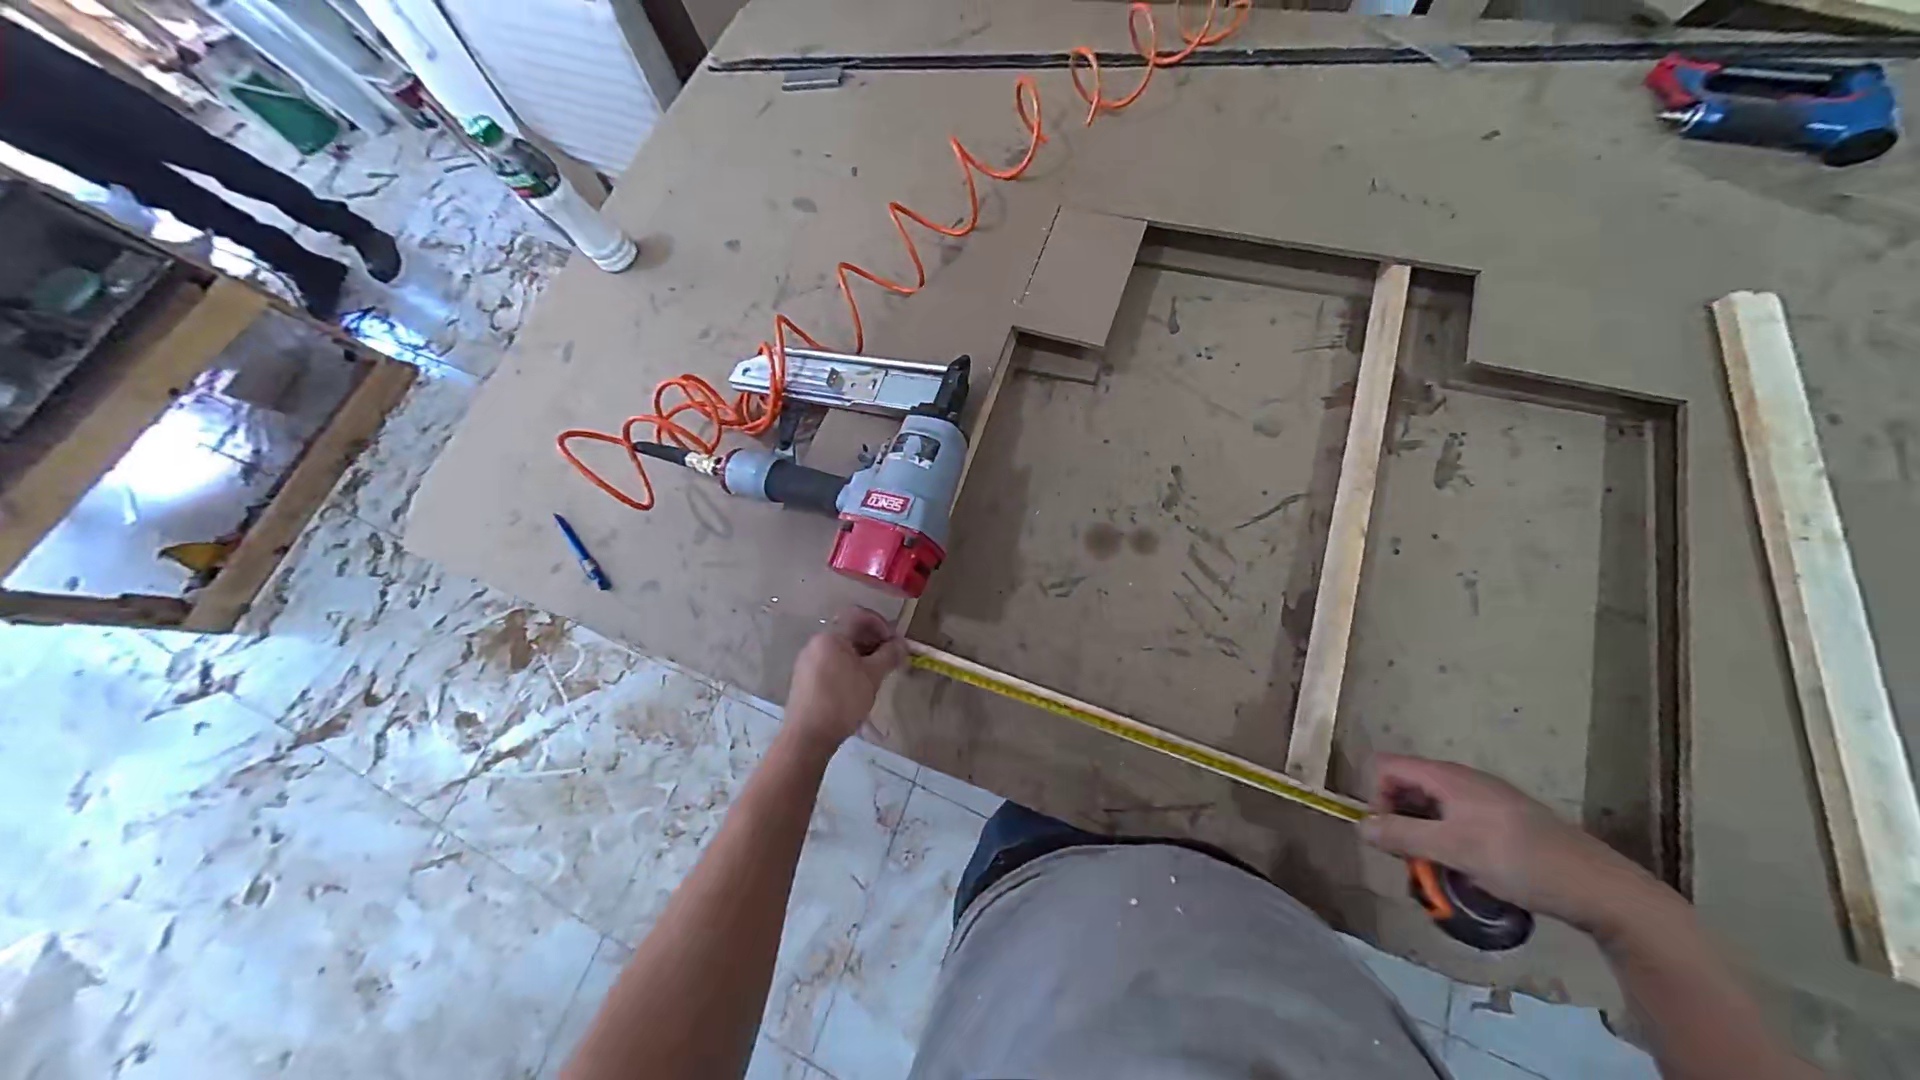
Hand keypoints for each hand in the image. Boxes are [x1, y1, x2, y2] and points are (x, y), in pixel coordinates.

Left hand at [784, 607, 906, 749]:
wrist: (808, 736)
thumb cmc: (842, 701)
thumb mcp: (872, 676)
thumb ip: (889, 655)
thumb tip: (901, 644)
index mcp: (830, 637)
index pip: (859, 617)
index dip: (882, 625)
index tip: (895, 643)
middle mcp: (815, 644)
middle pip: (850, 634)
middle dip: (874, 643)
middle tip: (892, 660)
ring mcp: (807, 662)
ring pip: (842, 651)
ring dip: (863, 657)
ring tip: (878, 675)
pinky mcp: (804, 680)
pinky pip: (831, 665)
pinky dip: (849, 669)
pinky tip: (858, 687)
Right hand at [1358, 754, 1663, 933]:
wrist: (1603, 890)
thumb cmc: (1520, 862)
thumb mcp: (1452, 850)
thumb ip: (1401, 836)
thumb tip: (1360, 825)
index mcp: (1448, 777)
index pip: (1386, 767)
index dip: (1376, 796)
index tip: (1390, 834)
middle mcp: (1463, 779)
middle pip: (1407, 785)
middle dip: (1399, 819)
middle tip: (1411, 858)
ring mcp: (1486, 798)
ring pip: (1431, 806)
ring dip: (1422, 834)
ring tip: (1437, 868)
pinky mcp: (1505, 819)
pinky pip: (1456, 819)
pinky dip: (1447, 839)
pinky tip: (1465, 867)